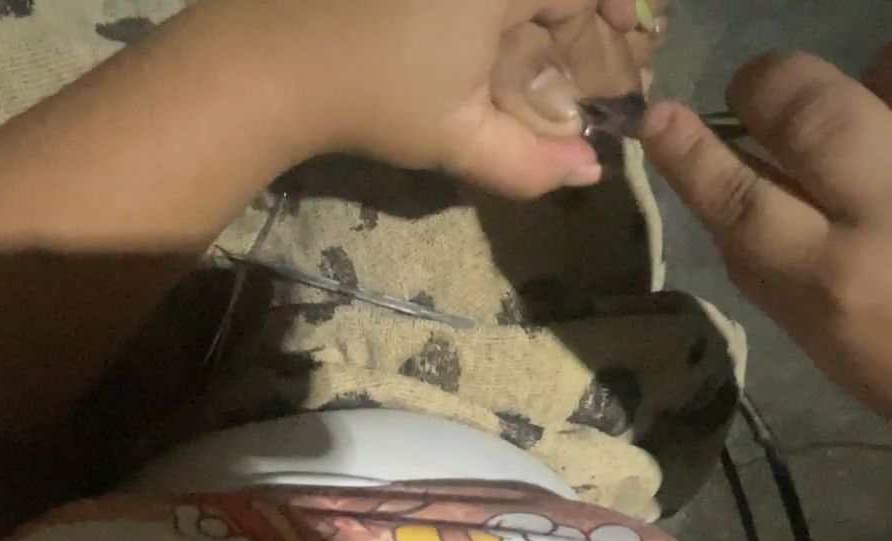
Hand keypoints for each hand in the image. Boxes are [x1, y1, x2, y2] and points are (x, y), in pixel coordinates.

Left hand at [197, 0, 650, 197]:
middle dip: (574, 14)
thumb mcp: (455, 138)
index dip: (620, 18)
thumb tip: (590, 173)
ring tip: (524, 54)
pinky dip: (487, 12)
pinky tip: (476, 38)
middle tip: (574, 56)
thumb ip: (527, 163)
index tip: (623, 53)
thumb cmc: (370, 101)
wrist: (268, 63)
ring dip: (531, 15)